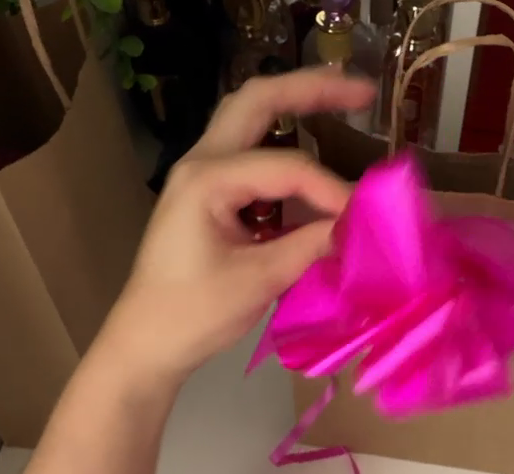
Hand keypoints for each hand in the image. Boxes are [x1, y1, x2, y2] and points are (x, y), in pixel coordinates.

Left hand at [95, 69, 375, 385]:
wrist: (147, 342)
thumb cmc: (193, 313)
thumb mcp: (258, 280)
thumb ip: (309, 247)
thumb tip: (356, 228)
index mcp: (207, 178)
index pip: (286, 167)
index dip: (332, 189)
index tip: (366, 219)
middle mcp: (202, 163)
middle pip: (259, 103)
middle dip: (311, 90)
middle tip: (362, 92)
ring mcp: (202, 178)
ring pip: (251, 125)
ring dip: (295, 115)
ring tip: (342, 110)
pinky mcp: (209, 200)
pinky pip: (251, 165)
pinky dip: (285, 165)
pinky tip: (312, 182)